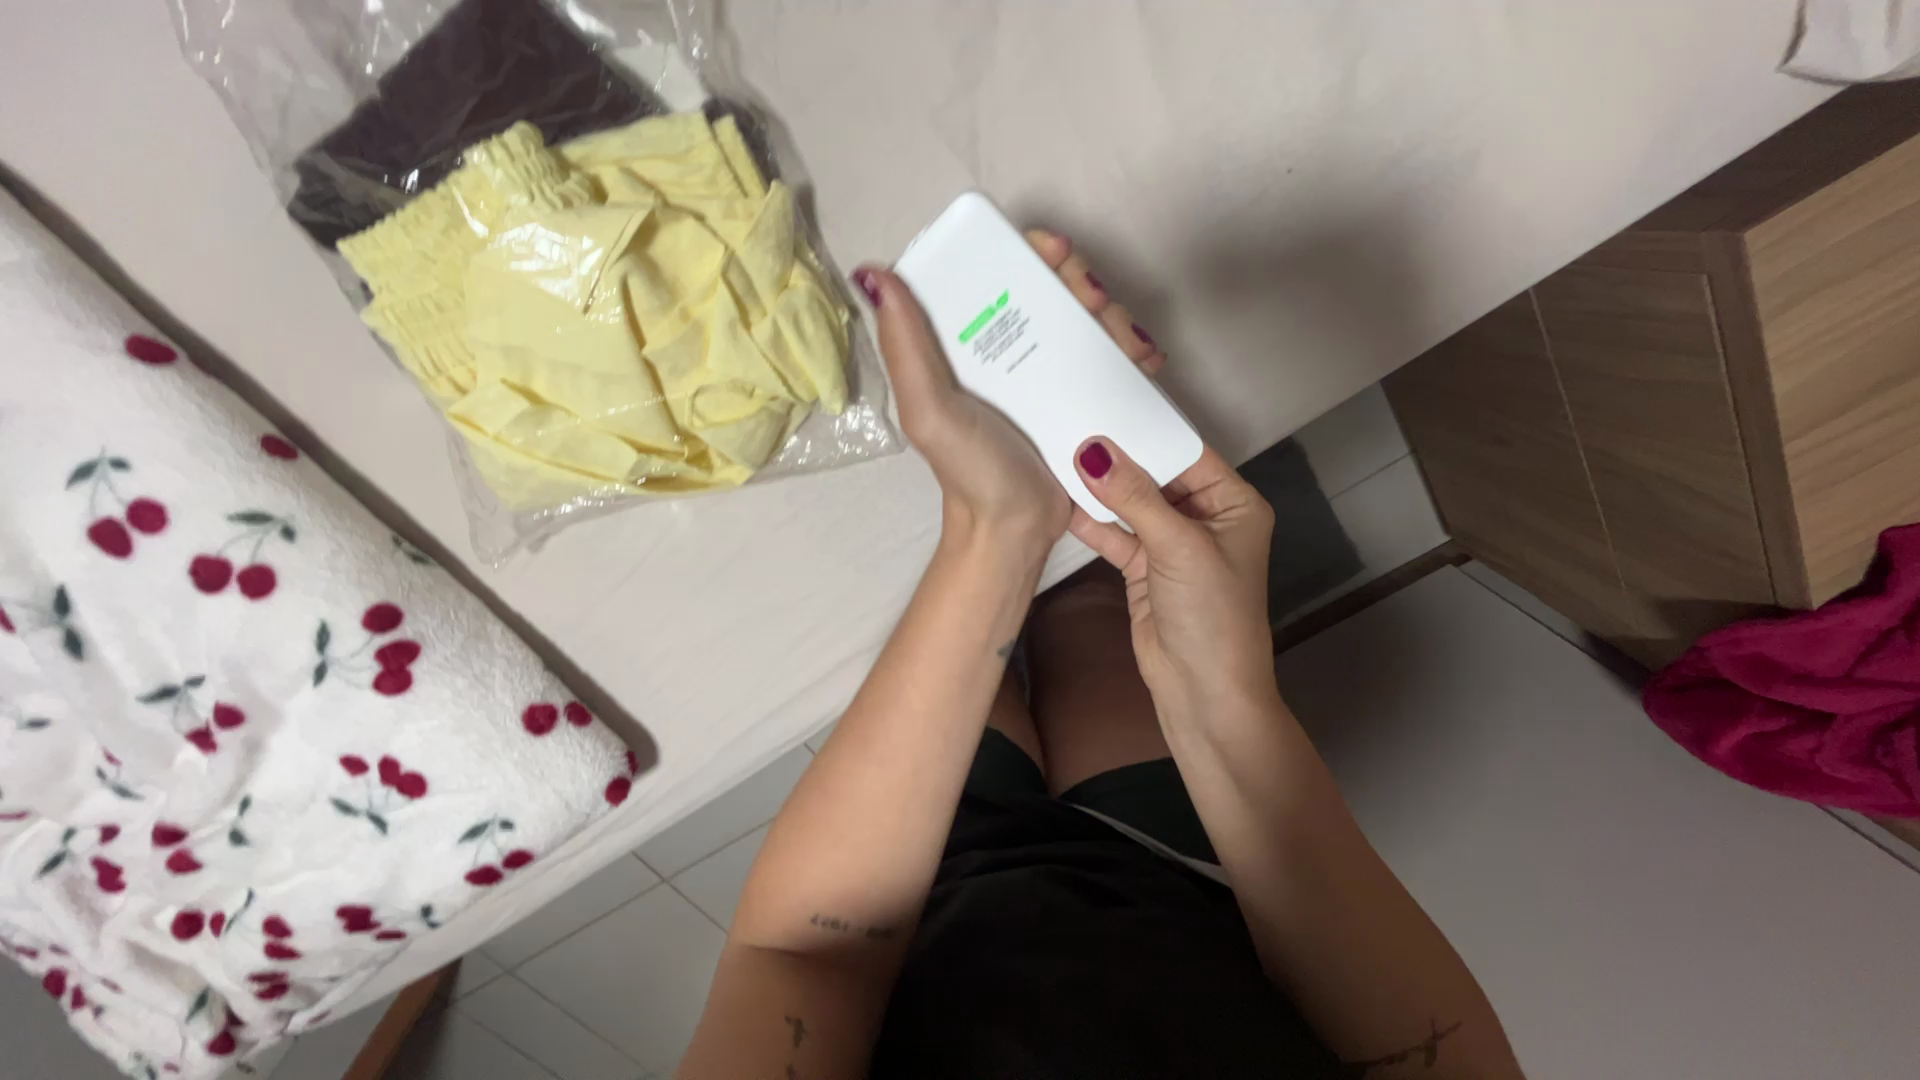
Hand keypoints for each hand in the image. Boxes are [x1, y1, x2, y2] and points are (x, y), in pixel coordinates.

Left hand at [854, 230, 1164, 557]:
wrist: (1015, 528)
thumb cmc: (970, 470)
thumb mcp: (929, 410)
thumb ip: (906, 349)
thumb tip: (877, 275)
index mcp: (968, 342)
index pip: (997, 273)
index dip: (1026, 251)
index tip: (1052, 252)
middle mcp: (1009, 347)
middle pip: (1051, 287)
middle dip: (1080, 278)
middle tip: (1093, 298)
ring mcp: (1050, 371)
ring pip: (1088, 318)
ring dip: (1113, 314)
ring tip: (1126, 340)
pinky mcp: (1083, 396)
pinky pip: (1112, 359)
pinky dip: (1132, 350)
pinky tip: (1145, 361)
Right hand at [1068, 440, 1276, 714]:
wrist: (1203, 691)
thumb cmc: (1212, 614)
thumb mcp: (1179, 547)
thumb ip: (1135, 498)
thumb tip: (1093, 451)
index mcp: (1232, 503)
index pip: (1187, 453)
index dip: (1148, 431)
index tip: (1104, 404)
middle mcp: (1203, 517)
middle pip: (1155, 476)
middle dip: (1118, 458)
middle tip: (1073, 422)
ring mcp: (1171, 543)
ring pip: (1131, 505)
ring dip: (1101, 488)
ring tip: (1059, 453)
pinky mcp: (1144, 568)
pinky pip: (1116, 534)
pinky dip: (1092, 521)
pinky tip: (1062, 500)